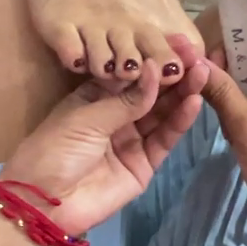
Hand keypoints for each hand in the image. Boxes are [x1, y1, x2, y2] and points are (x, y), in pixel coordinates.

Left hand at [0, 37, 208, 235]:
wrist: (44, 203)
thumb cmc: (55, 150)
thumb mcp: (87, 117)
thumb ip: (126, 99)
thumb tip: (156, 69)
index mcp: (95, 97)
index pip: (131, 73)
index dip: (154, 58)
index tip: (179, 42)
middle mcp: (116, 115)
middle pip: (151, 92)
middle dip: (174, 73)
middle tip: (198, 55)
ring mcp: (132, 140)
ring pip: (162, 113)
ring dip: (182, 93)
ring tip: (202, 74)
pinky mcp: (144, 164)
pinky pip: (164, 139)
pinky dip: (179, 121)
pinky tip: (193, 102)